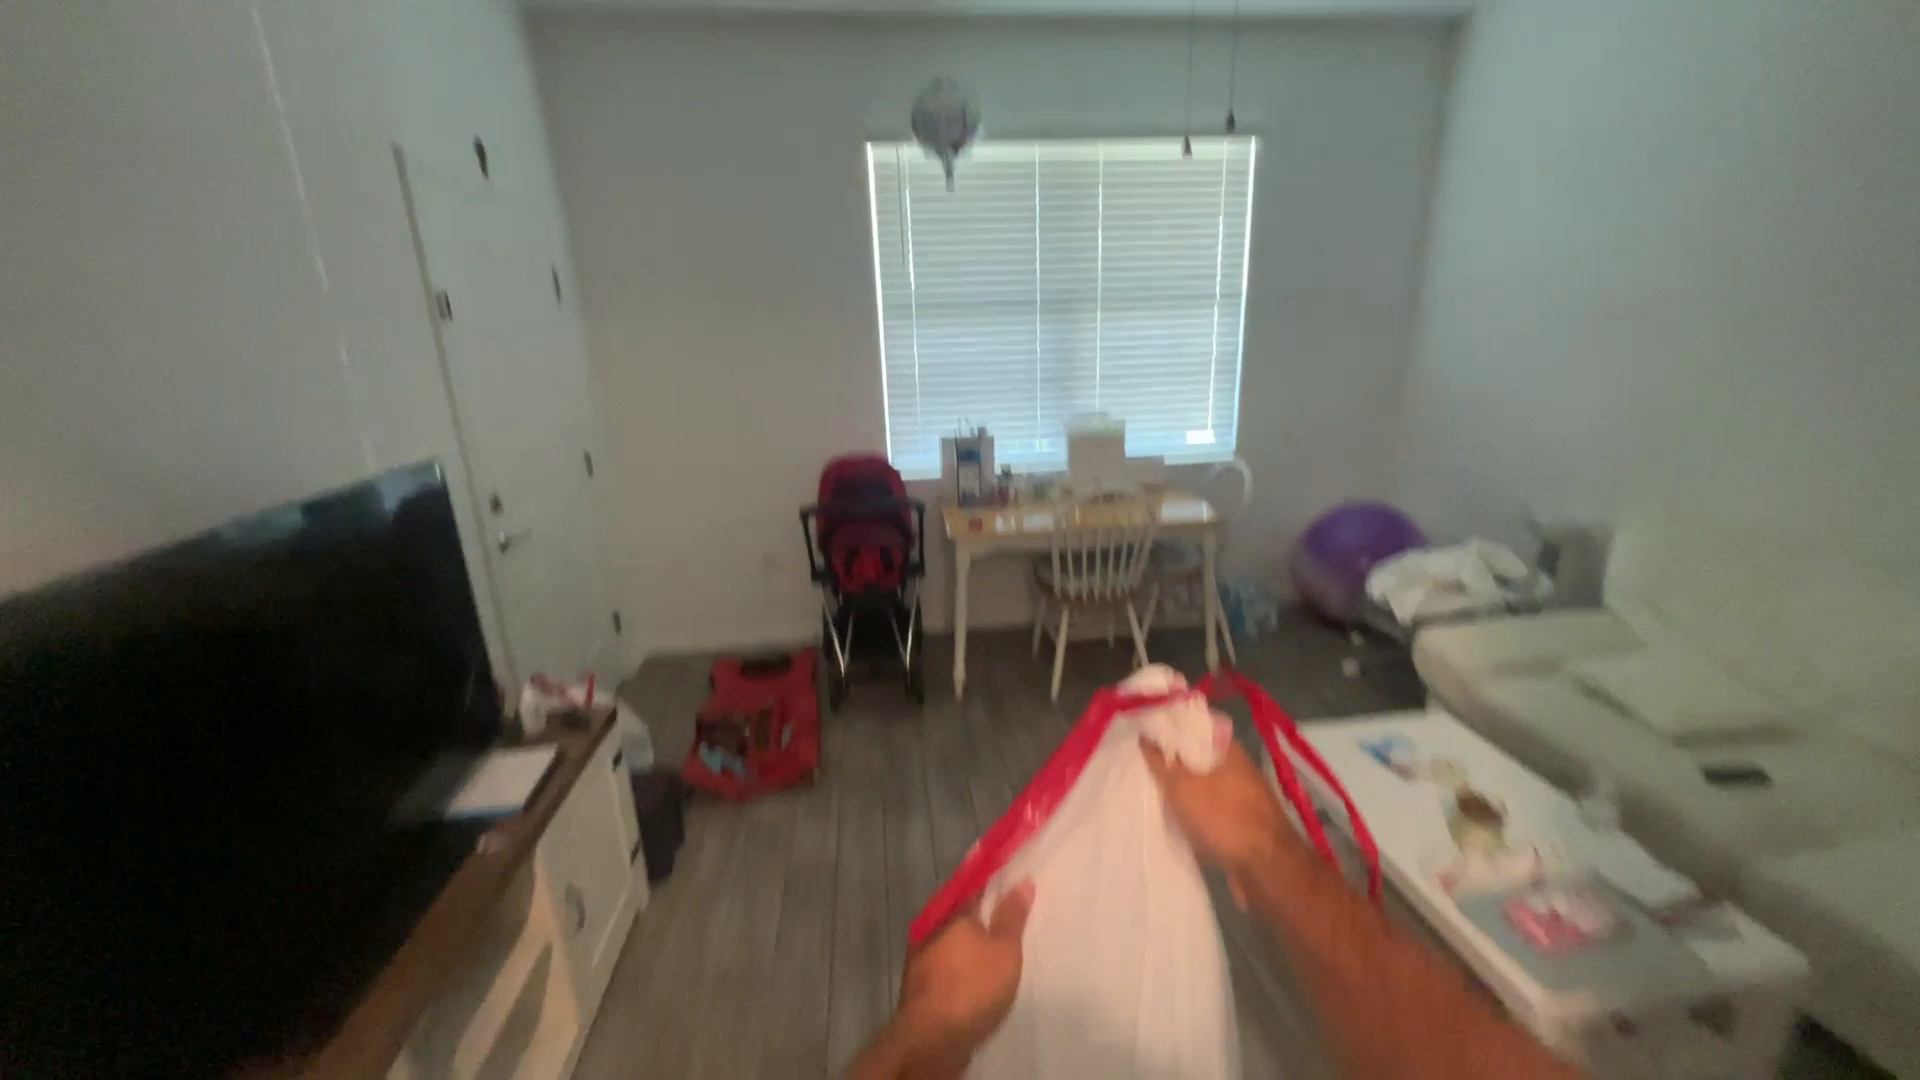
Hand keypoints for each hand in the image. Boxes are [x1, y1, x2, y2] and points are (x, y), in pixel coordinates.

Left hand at [896, 880, 1034, 1057]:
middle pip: (960, 907)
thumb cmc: (972, 986)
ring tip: (995, 938)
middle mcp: (931, 924)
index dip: (990, 874)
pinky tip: (976, 970)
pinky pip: (946, 960)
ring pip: (951, 935)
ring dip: (969, 936)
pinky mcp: (920, 982)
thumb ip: (1012, 916)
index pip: (973, 880)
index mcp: (951, 908)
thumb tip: (1022, 880)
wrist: (931, 1040)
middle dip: (979, 907)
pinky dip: (961, 960)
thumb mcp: (1004, 950)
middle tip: (1006, 905)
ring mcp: (921, 953)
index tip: (1004, 867)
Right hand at [1141, 732, 1294, 895]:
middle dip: (1175, 763)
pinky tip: (1176, 820)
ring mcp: (1245, 799)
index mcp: (1230, 750)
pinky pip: (1213, 811)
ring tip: (1155, 792)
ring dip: (1185, 791)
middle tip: (1144, 764)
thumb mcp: (1182, 787)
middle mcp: (1241, 770)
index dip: (1171, 730)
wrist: (1266, 871)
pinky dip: (1196, 814)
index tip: (1147, 734)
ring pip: (1206, 787)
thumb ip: (1161, 762)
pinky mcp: (1244, 826)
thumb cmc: (1223, 818)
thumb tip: (1145, 736)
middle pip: (1200, 758)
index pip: (1197, 728)